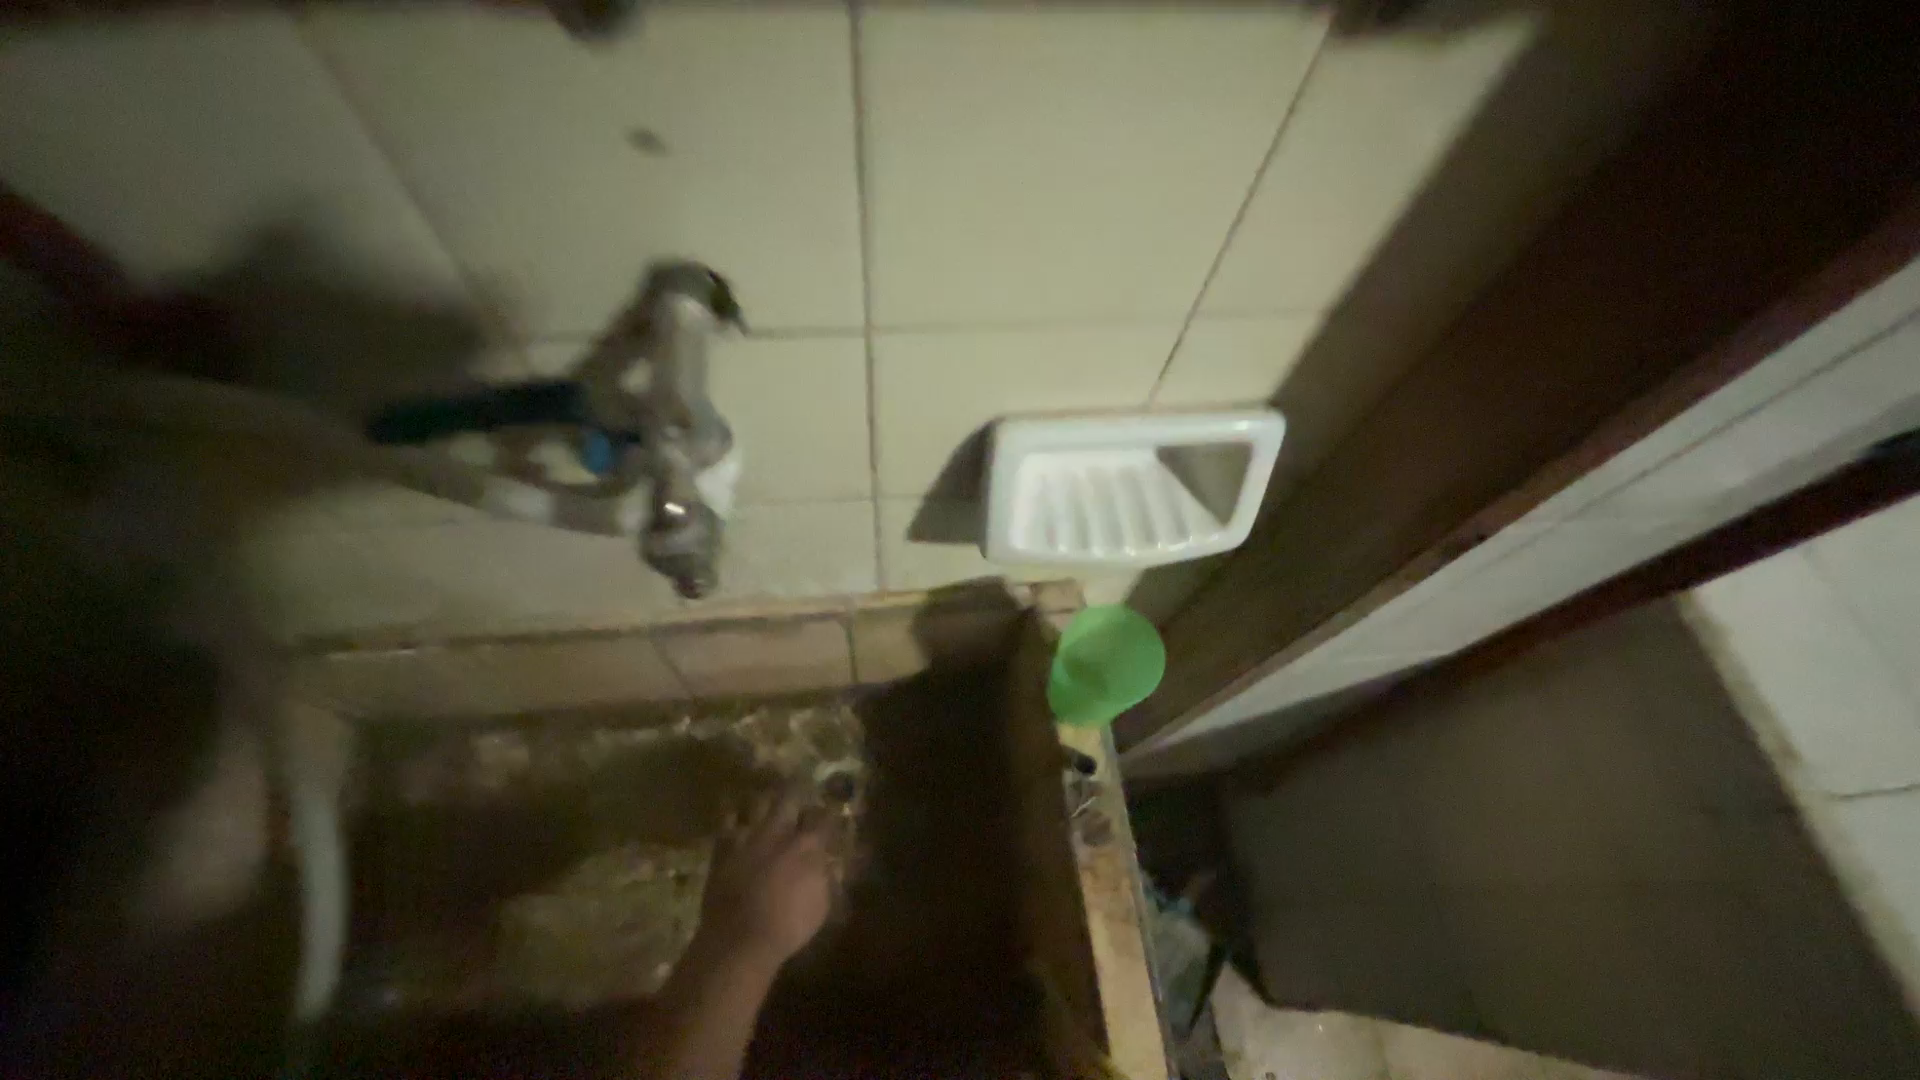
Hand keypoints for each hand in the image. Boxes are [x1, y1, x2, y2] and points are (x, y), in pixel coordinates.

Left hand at [700, 789, 831, 968]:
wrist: (739, 940)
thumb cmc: (788, 927)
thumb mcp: (820, 907)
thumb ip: (825, 880)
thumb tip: (827, 866)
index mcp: (807, 846)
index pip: (824, 818)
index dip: (829, 813)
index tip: (831, 812)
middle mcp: (778, 833)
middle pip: (789, 798)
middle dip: (796, 791)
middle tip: (799, 789)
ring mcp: (748, 838)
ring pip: (756, 803)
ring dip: (763, 800)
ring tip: (766, 798)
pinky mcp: (723, 849)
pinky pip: (727, 823)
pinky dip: (733, 819)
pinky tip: (736, 820)